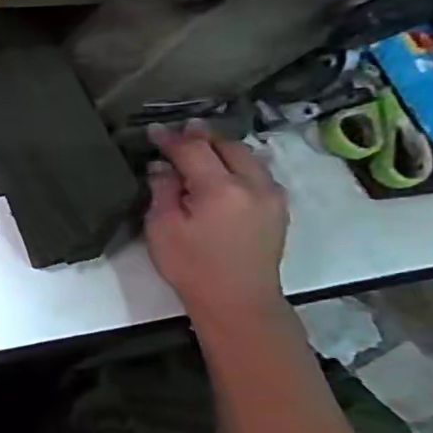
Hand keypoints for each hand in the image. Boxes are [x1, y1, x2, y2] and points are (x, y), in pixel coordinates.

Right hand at [143, 121, 287, 319]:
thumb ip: (162, 190)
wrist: (238, 302)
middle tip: (179, 132)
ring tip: (201, 147)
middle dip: (201, 137)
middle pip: (226, 146)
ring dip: (222, 148)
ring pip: (247, 156)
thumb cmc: (192, 267)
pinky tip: (224, 170)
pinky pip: (259, 172)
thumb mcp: (162, 228)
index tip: (153, 130)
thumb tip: (162, 167)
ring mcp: (272, 196)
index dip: (171, 138)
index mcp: (220, 188)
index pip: (193, 149)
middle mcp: (253, 184)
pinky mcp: (278, 208)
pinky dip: (239, 163)